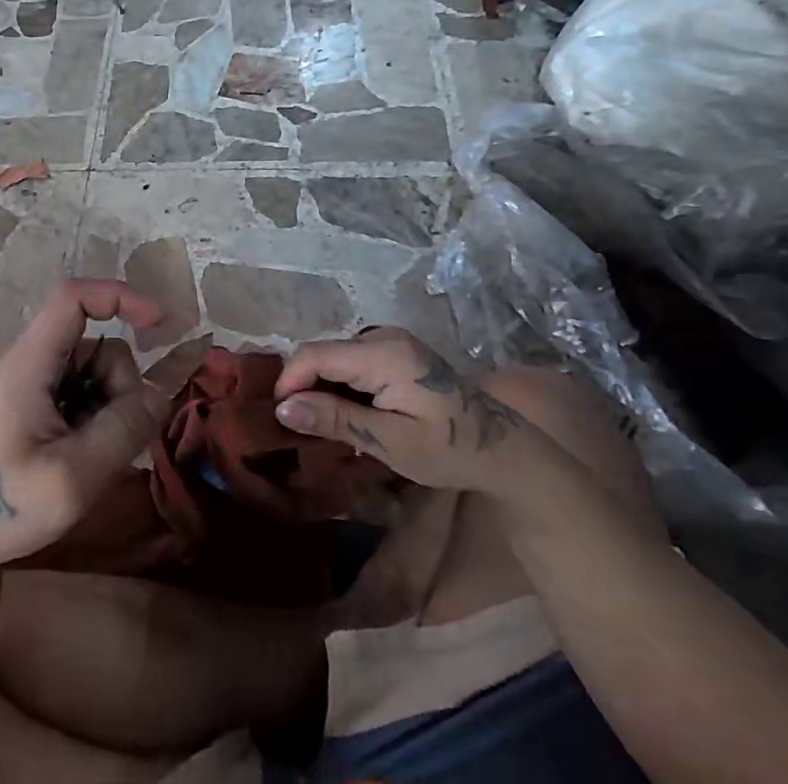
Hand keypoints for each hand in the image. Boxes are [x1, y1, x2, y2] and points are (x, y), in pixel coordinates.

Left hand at [0, 281, 173, 572]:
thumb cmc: (8, 508)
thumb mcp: (77, 474)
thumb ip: (125, 428)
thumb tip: (160, 393)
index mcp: (28, 366)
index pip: (72, 299)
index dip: (118, 297)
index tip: (161, 325)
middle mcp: (27, 366)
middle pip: (94, 345)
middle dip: (121, 385)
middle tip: (112, 442)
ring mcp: (29, 388)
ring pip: (93, 373)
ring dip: (111, 407)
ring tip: (93, 458)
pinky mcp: (32, 409)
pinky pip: (80, 395)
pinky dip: (96, 419)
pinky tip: (83, 458)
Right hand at [272, 328, 544, 493]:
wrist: (505, 451)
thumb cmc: (452, 451)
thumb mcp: (391, 443)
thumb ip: (335, 420)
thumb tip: (282, 409)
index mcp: (385, 355)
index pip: (313, 356)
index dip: (288, 383)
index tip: (281, 418)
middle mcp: (383, 337)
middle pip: (319, 353)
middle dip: (301, 386)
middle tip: (300, 426)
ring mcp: (389, 341)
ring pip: (330, 356)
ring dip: (317, 387)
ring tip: (320, 422)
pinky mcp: (393, 350)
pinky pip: (347, 360)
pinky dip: (336, 384)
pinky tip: (344, 412)